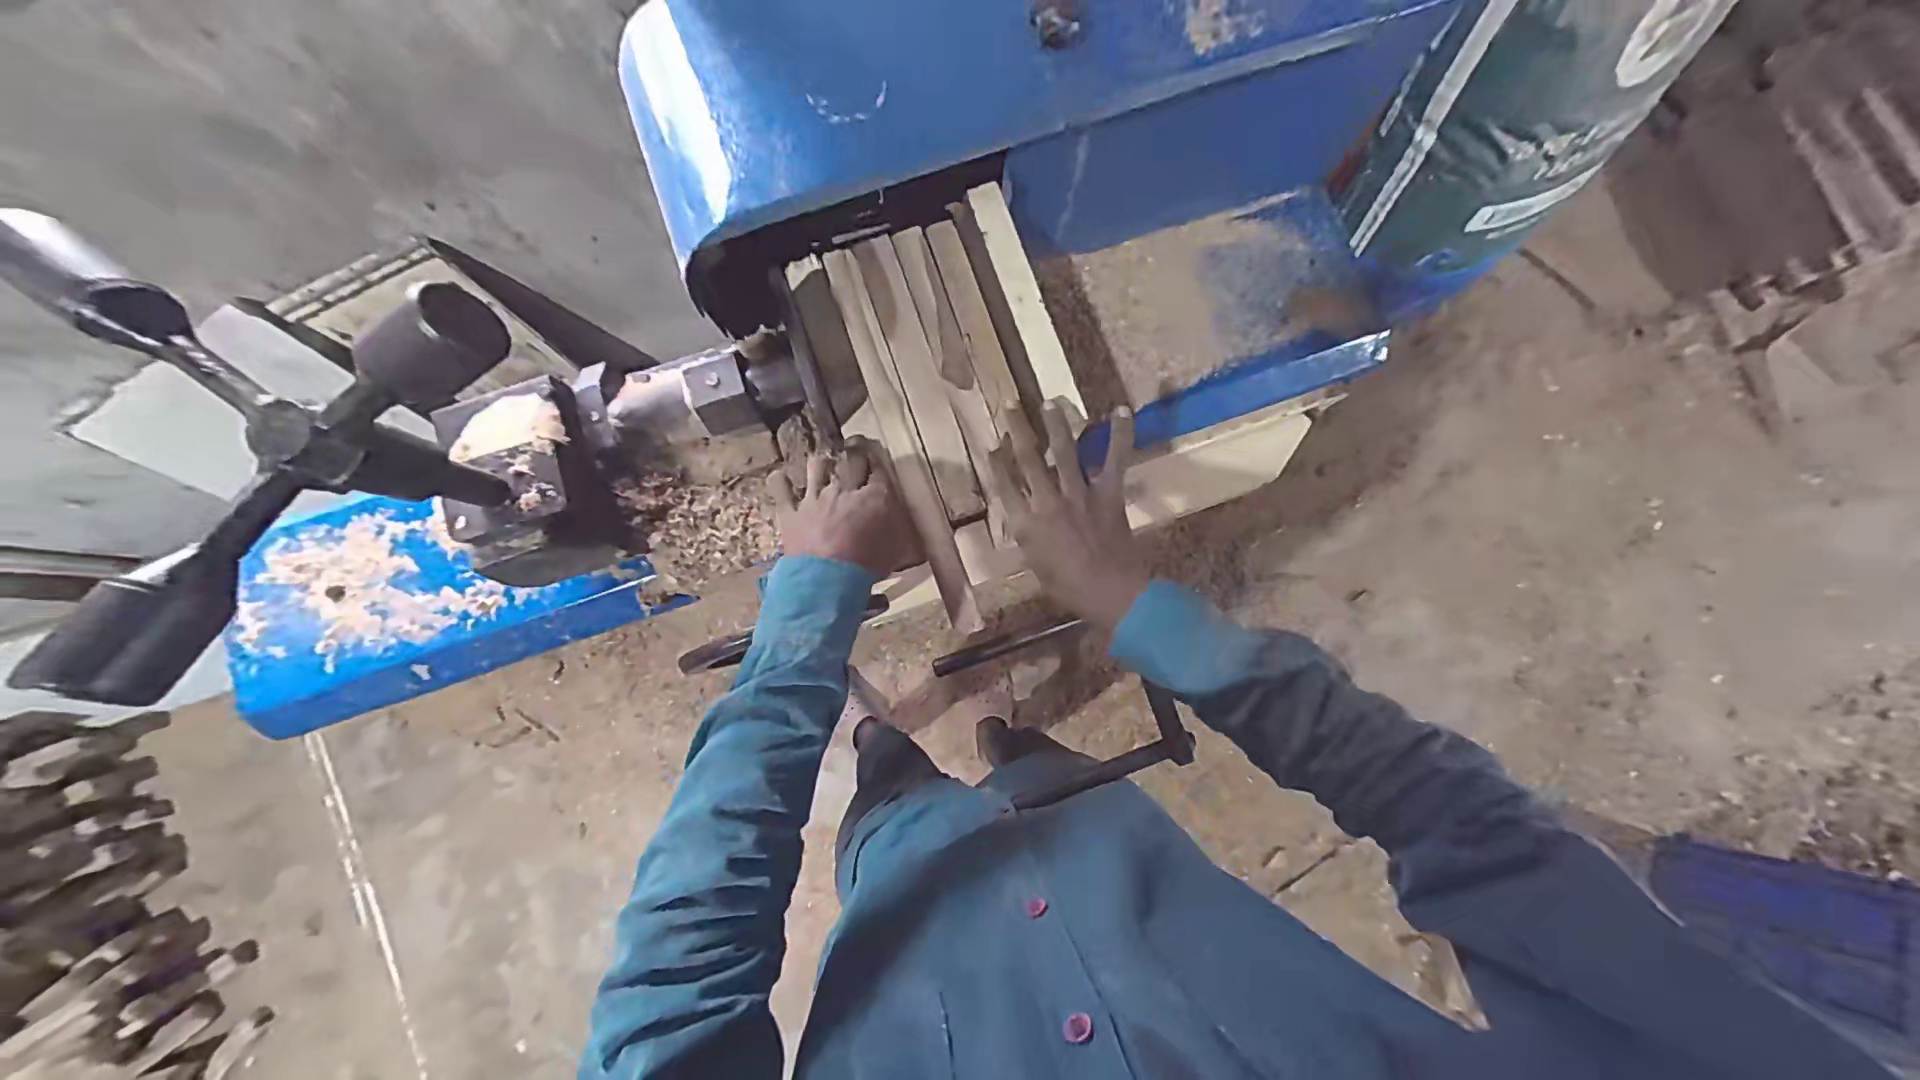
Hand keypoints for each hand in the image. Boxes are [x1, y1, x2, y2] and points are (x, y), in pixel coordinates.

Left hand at [768, 437, 921, 577]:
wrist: (826, 581)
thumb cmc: (866, 568)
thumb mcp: (894, 553)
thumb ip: (899, 536)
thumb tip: (908, 535)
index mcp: (873, 498)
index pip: (879, 471)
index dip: (879, 463)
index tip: (879, 462)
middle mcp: (843, 490)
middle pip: (851, 459)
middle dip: (856, 452)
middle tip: (856, 448)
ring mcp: (814, 498)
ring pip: (817, 465)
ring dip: (822, 463)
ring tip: (824, 463)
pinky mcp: (790, 511)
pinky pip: (782, 488)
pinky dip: (781, 481)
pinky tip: (782, 477)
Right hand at [989, 400, 1148, 634]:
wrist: (1109, 592)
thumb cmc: (1068, 589)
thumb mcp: (1036, 566)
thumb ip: (1029, 538)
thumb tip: (1025, 521)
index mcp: (1025, 524)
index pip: (1004, 486)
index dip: (997, 463)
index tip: (992, 445)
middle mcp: (1046, 502)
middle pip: (1028, 459)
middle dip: (1018, 429)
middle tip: (1010, 405)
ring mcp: (1078, 494)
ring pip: (1063, 451)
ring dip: (1056, 424)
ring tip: (1049, 402)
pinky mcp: (1107, 493)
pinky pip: (1114, 459)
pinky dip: (1119, 435)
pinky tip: (1119, 411)